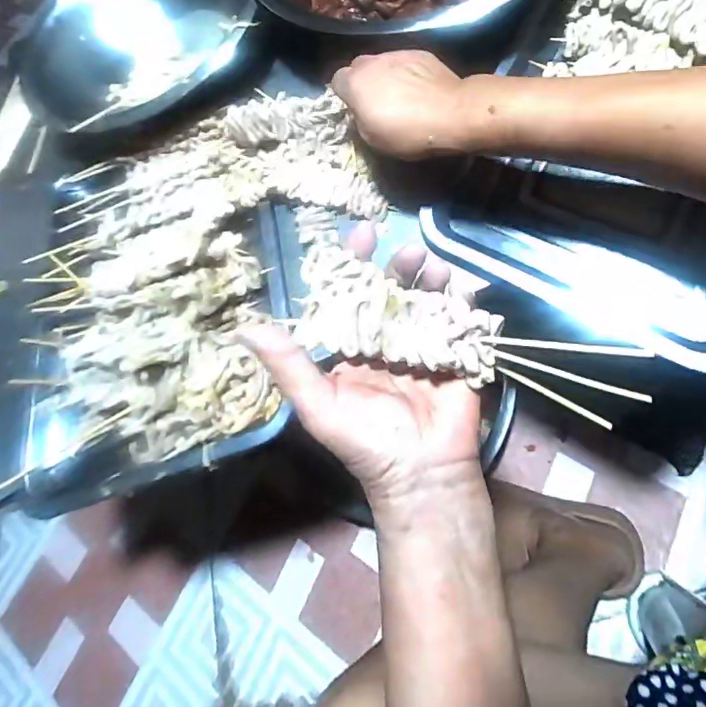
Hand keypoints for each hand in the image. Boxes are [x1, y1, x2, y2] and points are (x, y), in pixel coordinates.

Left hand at [237, 223, 482, 505]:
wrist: (421, 473)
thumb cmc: (367, 442)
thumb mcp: (320, 406)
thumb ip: (289, 366)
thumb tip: (245, 329)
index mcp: (355, 344)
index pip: (353, 293)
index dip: (356, 261)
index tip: (363, 233)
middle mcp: (389, 336)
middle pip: (394, 288)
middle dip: (401, 265)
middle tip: (409, 252)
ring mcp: (424, 342)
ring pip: (427, 297)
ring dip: (432, 277)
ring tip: (435, 268)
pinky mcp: (455, 351)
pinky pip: (458, 319)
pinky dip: (460, 301)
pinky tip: (459, 290)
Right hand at [330, 50, 480, 159]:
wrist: (453, 113)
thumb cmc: (409, 132)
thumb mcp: (373, 139)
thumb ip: (359, 119)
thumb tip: (361, 111)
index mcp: (355, 83)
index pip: (337, 81)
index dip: (346, 95)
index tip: (357, 109)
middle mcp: (372, 62)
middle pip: (358, 67)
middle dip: (364, 81)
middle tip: (378, 101)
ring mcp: (397, 53)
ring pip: (382, 62)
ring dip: (386, 75)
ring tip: (402, 94)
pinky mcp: (420, 53)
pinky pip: (405, 61)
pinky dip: (408, 72)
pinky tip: (421, 87)